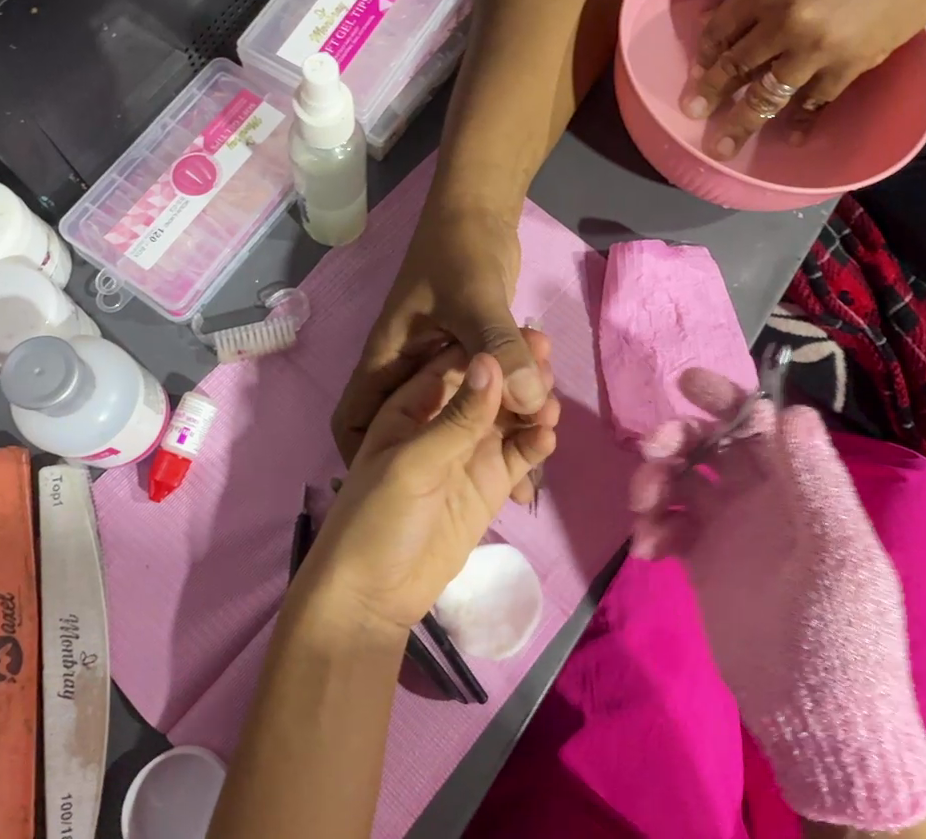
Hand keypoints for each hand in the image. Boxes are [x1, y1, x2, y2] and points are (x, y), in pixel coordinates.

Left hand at [301, 347, 559, 633]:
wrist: (373, 594)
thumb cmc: (377, 519)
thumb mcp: (414, 463)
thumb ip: (457, 417)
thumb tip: (491, 362)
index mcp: (410, 408)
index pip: (453, 365)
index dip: (488, 346)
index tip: (525, 331)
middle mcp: (442, 424)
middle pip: (487, 388)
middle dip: (517, 373)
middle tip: (549, 359)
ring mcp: (467, 456)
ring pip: (507, 419)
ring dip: (530, 408)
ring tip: (552, 404)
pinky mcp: (487, 487)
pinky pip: (517, 457)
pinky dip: (533, 445)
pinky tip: (547, 438)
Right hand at [333, 206, 550, 486]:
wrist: (481, 211)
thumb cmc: (459, 249)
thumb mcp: (476, 299)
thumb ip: (500, 348)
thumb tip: (530, 405)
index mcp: (387, 359)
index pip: (355, 417)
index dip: (361, 457)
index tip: (393, 493)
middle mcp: (410, 368)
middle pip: (414, 427)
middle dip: (447, 458)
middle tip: (488, 492)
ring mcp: (442, 363)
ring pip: (458, 414)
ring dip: (491, 434)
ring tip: (528, 471)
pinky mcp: (472, 356)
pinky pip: (486, 396)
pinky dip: (510, 412)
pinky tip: (540, 433)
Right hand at [632, 369, 925, 829]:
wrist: (817, 715)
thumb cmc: (842, 633)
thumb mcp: (840, 554)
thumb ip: (816, 481)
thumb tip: (791, 409)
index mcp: (801, 489)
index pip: (761, 423)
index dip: (725, 397)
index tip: (684, 383)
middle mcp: (762, 500)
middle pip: (709, 444)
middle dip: (676, 436)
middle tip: (651, 451)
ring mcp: (728, 531)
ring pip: (680, 480)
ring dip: (655, 481)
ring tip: (644, 513)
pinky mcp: (701, 565)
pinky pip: (668, 527)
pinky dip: (652, 528)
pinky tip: (646, 552)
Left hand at [682, 0, 925, 157]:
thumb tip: (724, 19)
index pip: (721, 27)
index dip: (706, 52)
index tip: (698, 68)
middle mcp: (784, 19)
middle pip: (736, 66)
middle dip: (710, 94)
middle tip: (690, 114)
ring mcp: (816, 48)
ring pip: (766, 94)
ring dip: (741, 124)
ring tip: (722, 148)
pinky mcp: (850, 65)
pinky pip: (814, 102)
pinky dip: (800, 122)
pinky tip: (788, 139)